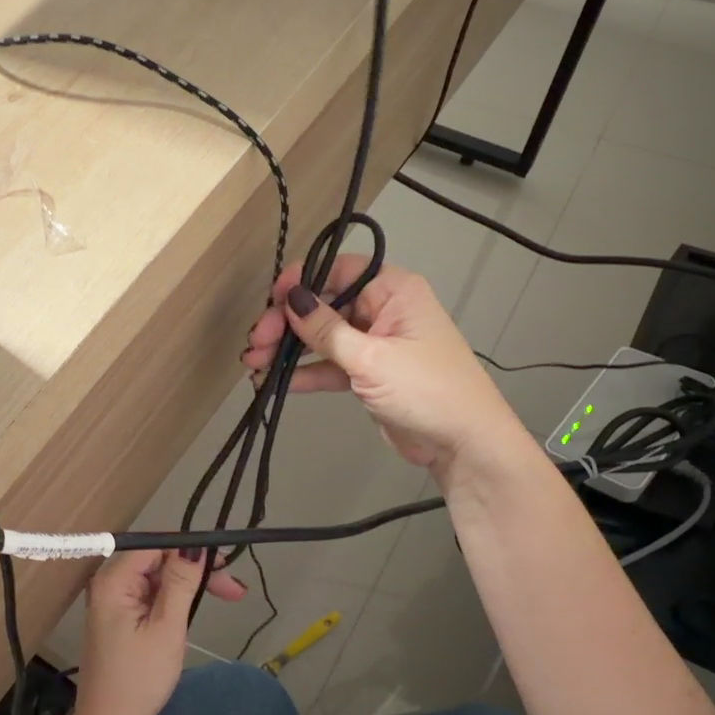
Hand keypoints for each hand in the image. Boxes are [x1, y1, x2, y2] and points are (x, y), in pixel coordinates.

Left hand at [72, 550, 245, 714]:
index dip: (191, 549)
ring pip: (158, 579)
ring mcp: (113, 602)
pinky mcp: (120, 619)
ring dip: (190, 586)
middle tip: (235, 589)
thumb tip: (195, 546)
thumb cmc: (139, 678)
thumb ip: (180, 583)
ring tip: (229, 596)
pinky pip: (151, 597)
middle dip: (196, 570)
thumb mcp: (166, 628)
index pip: (155, 545)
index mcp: (113, 580)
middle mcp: (108, 584)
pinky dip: (175, 600)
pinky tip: (196, 608)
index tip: (226, 563)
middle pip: (157, 560)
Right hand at [242, 255, 528, 482]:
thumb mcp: (371, 358)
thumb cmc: (426, 390)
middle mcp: (383, 310)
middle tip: (255, 342)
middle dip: (287, 323)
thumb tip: (292, 298)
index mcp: (394, 291)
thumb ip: (326, 330)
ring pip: (322, 337)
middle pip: (325, 305)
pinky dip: (303, 373)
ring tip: (252, 364)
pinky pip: (329, 365)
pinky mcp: (368, 374)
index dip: (303, 280)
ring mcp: (375, 343)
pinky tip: (272, 381)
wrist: (462, 444)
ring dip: (288, 350)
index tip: (272, 299)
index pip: (340, 270)